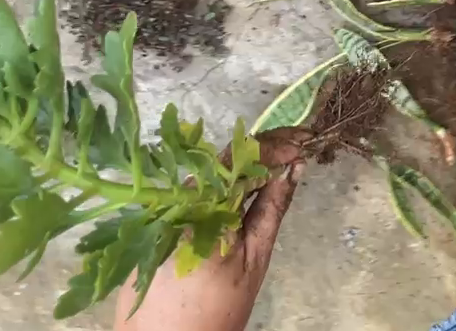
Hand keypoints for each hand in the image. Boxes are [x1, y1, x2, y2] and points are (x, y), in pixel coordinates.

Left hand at [116, 130, 306, 330]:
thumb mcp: (254, 259)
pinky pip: (195, 192)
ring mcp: (158, 213)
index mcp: (198, 211)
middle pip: (224, 162)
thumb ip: (273, 206)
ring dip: (245, 165)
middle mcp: (172, 204)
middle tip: (297, 146)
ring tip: (279, 162)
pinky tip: (248, 186)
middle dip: (263, 150)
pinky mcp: (153, 225)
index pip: (240, 157)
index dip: (274, 144)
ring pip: (210, 175)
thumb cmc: (216, 313)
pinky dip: (223, 185)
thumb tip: (295, 164)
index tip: (303, 141)